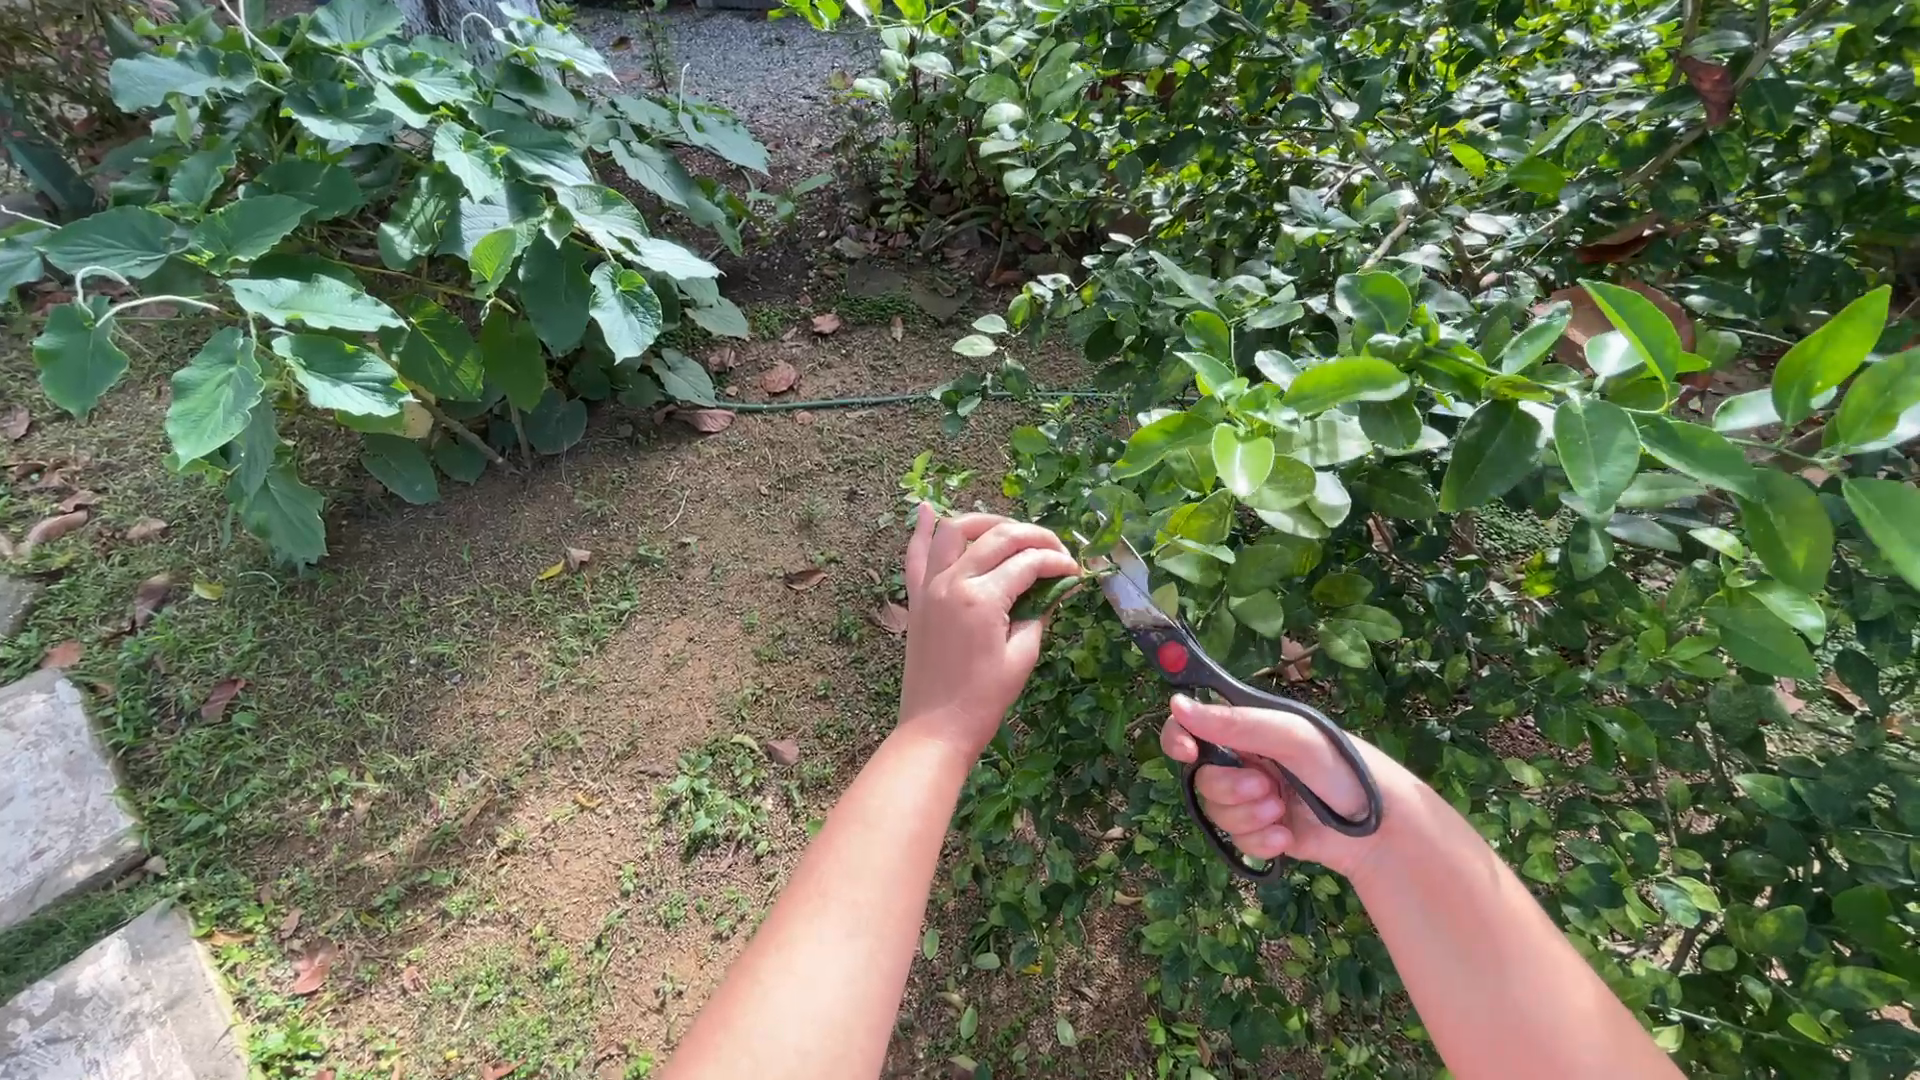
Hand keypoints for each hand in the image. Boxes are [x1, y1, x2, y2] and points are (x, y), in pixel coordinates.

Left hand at [899, 504, 1078, 754]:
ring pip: (954, 530)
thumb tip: (1056, 586)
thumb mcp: (1022, 656)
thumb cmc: (983, 700)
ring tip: (1010, 529)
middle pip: (997, 537)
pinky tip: (928, 508)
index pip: (1027, 562)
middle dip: (1032, 535)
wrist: (935, 728)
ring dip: (985, 521)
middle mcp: (952, 581)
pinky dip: (921, 529)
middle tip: (1055, 549)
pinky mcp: (915, 598)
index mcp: (982, 598)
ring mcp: (929, 586)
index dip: (1057, 561)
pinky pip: (915, 554)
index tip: (1075, 569)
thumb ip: (1039, 612)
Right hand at [1159, 694, 1422, 881]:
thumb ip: (1235, 723)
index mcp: (1246, 728)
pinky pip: (1236, 840)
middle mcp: (1243, 760)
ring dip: (1247, 815)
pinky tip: (1285, 838)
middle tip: (1266, 789)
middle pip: (1201, 776)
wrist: (1383, 831)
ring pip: (1216, 810)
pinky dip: (1258, 840)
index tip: (1187, 753)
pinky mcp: (1262, 832)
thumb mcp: (1291, 736)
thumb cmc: (1341, 768)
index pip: (1191, 724)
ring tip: (1282, 812)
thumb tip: (1176, 704)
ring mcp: (1251, 798)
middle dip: (1230, 788)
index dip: (1178, 737)